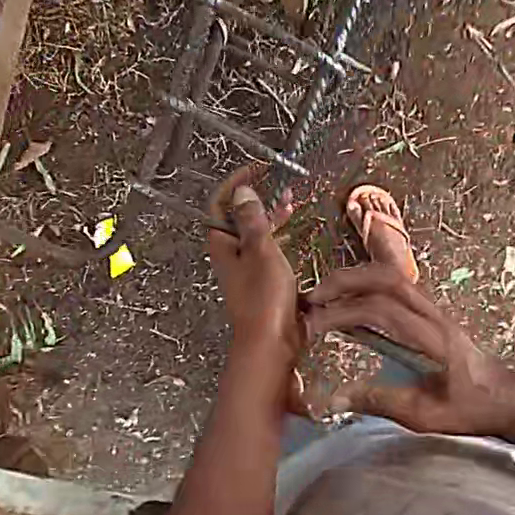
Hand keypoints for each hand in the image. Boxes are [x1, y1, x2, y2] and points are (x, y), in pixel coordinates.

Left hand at [207, 166, 297, 361]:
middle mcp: (231, 257)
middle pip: (238, 219)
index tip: (255, 171)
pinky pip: (269, 253)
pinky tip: (295, 237)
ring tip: (291, 204)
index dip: (234, 185)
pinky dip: (280, 240)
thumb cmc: (264, 298)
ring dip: (270, 218)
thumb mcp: (261, 251)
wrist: (272, 343)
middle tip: (278, 186)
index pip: (219, 205)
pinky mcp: (264, 284)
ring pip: (256, 235)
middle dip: (257, 200)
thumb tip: (242, 193)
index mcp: (223, 246)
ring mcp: (247, 271)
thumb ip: (253, 221)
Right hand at [303, 262, 514, 435]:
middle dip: (343, 281)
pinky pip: (395, 283)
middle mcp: (432, 313)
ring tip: (322, 295)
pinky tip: (347, 298)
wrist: (507, 396)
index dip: (342, 313)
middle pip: (385, 277)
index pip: (381, 310)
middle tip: (311, 299)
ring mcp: (432, 307)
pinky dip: (365, 283)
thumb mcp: (426, 415)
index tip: (313, 326)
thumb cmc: (470, 409)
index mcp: (432, 338)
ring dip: (353, 278)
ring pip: (391, 274)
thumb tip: (334, 399)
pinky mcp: (429, 309)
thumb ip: (381, 402)